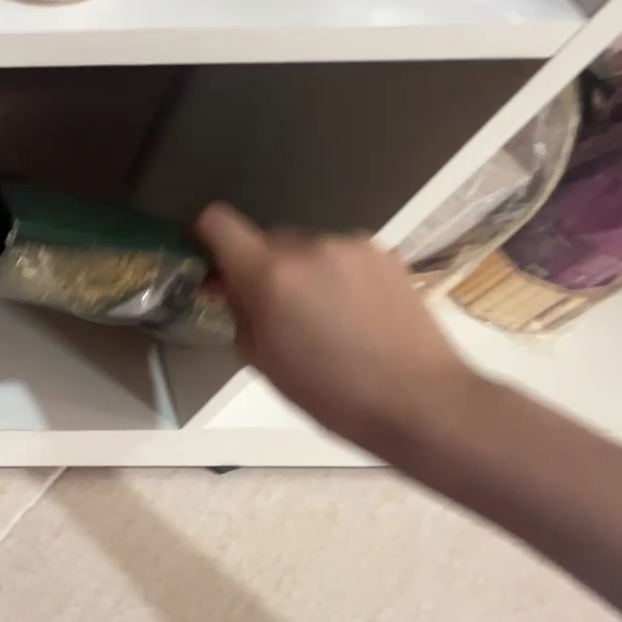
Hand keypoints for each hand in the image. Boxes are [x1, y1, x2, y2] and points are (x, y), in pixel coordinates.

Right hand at [193, 203, 478, 444]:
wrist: (418, 399)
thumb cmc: (326, 389)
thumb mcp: (259, 356)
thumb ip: (237, 308)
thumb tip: (226, 283)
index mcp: (268, 273)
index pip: (217, 222)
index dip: (203, 236)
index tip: (206, 261)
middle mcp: (308, 246)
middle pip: (262, 239)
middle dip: (256, 266)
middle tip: (266, 306)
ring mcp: (350, 245)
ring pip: (302, 247)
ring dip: (296, 271)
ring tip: (316, 314)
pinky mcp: (384, 253)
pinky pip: (337, 254)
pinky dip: (330, 274)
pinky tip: (348, 311)